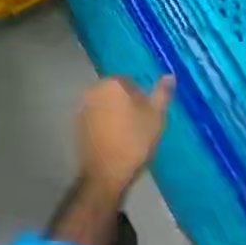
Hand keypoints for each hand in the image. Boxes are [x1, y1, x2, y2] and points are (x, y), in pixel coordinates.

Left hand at [76, 75, 174, 198]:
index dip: (141, 99)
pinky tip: (111, 139)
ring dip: (113, 113)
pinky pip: (94, 117)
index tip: (146, 115)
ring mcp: (81, 106)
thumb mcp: (156, 117)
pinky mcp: (76, 122)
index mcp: (112, 84)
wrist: (106, 169)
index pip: (130, 83)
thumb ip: (162, 94)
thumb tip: (170, 75)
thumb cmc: (135, 141)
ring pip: (103, 104)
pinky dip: (102, 123)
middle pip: (114, 92)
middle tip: (138, 125)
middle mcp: (92, 90)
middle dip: (125, 104)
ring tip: (125, 134)